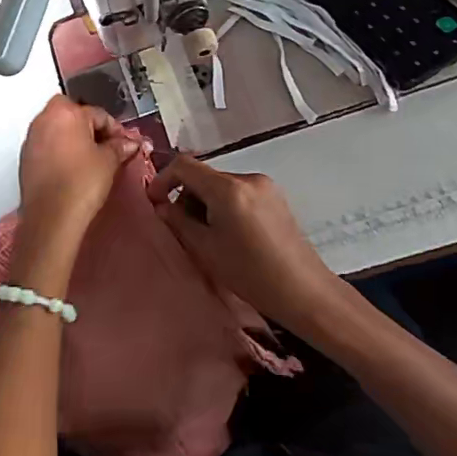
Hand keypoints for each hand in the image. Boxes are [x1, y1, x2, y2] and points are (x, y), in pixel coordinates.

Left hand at [18, 96, 143, 237]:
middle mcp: (43, 120)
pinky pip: (47, 147)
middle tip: (108, 147)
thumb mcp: (109, 161)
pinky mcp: (25, 159)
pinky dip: (60, 153)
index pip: (98, 113)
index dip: (115, 129)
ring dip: (74, 140)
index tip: (124, 143)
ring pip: (58, 130)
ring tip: (92, 160)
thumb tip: (127, 144)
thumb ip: (119, 146)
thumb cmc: (81, 184)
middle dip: (91, 129)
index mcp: (65, 112)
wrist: (53, 217)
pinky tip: (74, 171)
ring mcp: (31, 139)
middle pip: (73, 115)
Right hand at [148, 156, 343, 332]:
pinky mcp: (276, 197)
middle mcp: (248, 178)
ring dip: (206, 202)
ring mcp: (265, 186)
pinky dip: (225, 206)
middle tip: (181, 228)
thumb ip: (179, 222)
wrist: (301, 290)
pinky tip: (229, 234)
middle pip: (205, 175)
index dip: (163, 179)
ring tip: (207, 236)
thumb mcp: (205, 249)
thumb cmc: (250, 273)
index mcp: (228, 189)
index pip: (185, 166)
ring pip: (222, 185)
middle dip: (186, 196)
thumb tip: (162, 207)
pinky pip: (239, 193)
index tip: (156, 202)